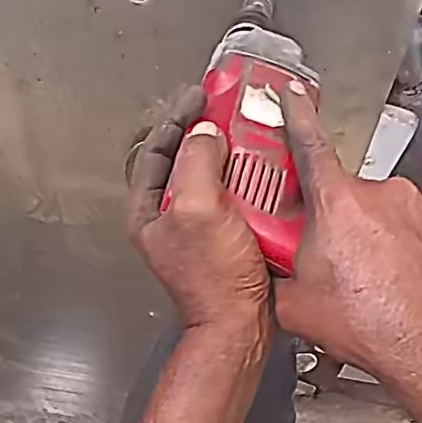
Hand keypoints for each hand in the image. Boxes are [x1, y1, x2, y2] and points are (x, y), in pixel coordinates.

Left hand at [127, 86, 270, 329]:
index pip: (157, 150)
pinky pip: (241, 199)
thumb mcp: (198, 210)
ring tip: (254, 135)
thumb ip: (197, 163)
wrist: (241, 325)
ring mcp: (204, 229)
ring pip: (217, 178)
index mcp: (150, 211)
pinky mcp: (231, 238)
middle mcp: (174, 218)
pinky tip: (270, 172)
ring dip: (236, 156)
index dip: (178, 119)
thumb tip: (206, 134)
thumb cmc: (213, 280)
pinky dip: (254, 182)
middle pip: (188, 160)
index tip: (200, 97)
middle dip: (210, 133)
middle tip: (231, 110)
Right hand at [274, 81, 421, 403]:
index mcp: (340, 205)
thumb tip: (271, 269)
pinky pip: (421, 228)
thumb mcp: (297, 306)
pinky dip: (411, 249)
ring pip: (387, 214)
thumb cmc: (373, 327)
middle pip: (349, 197)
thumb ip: (277, 274)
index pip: (311, 145)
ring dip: (378, 239)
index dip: (297, 116)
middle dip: (340, 224)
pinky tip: (406, 283)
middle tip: (339, 264)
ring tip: (377, 283)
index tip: (293, 95)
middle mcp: (385, 195)